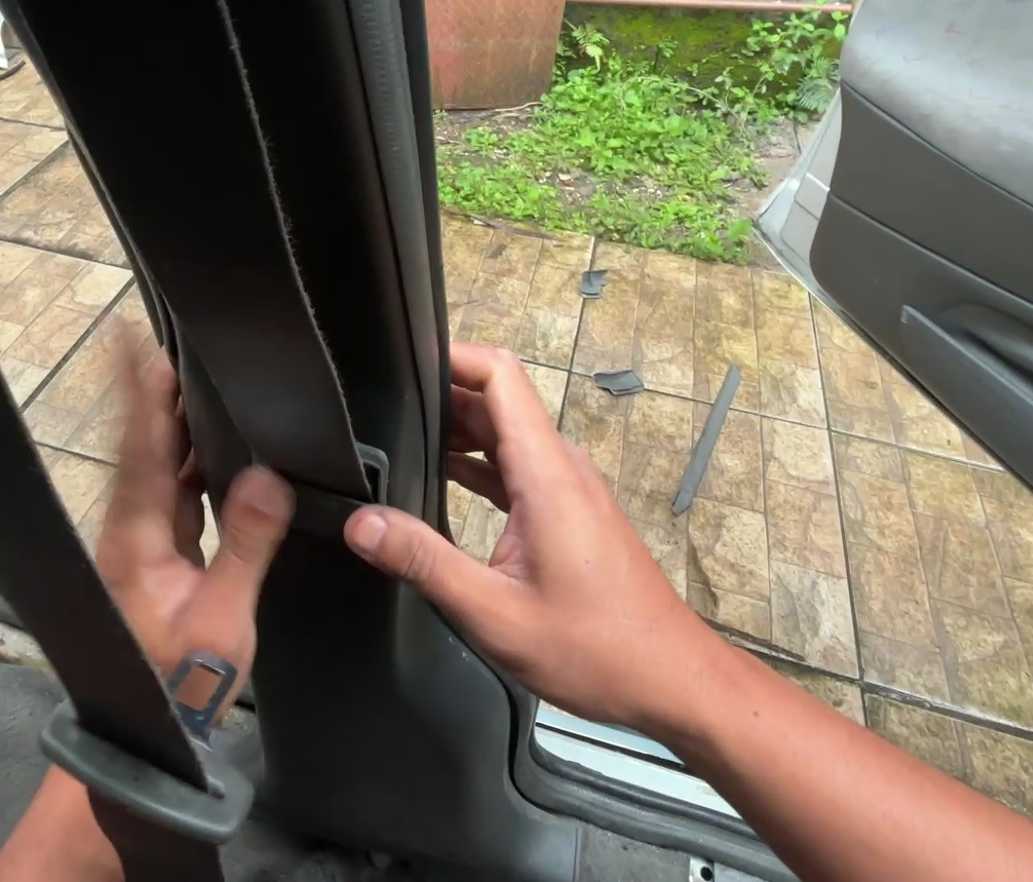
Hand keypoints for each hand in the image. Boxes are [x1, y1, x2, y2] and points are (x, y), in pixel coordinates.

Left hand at [97, 346, 293, 722]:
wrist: (142, 733)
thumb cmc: (178, 684)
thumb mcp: (222, 618)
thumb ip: (243, 547)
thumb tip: (267, 478)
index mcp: (137, 539)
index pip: (140, 453)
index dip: (143, 398)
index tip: (139, 346)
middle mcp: (129, 530)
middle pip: (144, 448)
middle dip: (156, 396)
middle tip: (176, 345)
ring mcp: (140, 541)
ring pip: (157, 467)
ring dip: (173, 424)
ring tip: (196, 380)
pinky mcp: (155, 552)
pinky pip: (172, 490)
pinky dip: (188, 459)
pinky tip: (211, 444)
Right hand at [341, 341, 714, 733]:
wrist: (670, 678)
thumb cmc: (595, 649)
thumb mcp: (494, 611)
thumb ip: (423, 561)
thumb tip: (362, 523)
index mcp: (545, 472)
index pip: (500, 374)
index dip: (452, 354)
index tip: (403, 358)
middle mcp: (559, 466)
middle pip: (495, 399)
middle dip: (439, 393)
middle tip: (379, 405)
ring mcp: (567, 486)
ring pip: (504, 433)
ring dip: (456, 429)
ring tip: (397, 439)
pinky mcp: (568, 508)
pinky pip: (515, 465)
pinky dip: (476, 463)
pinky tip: (441, 480)